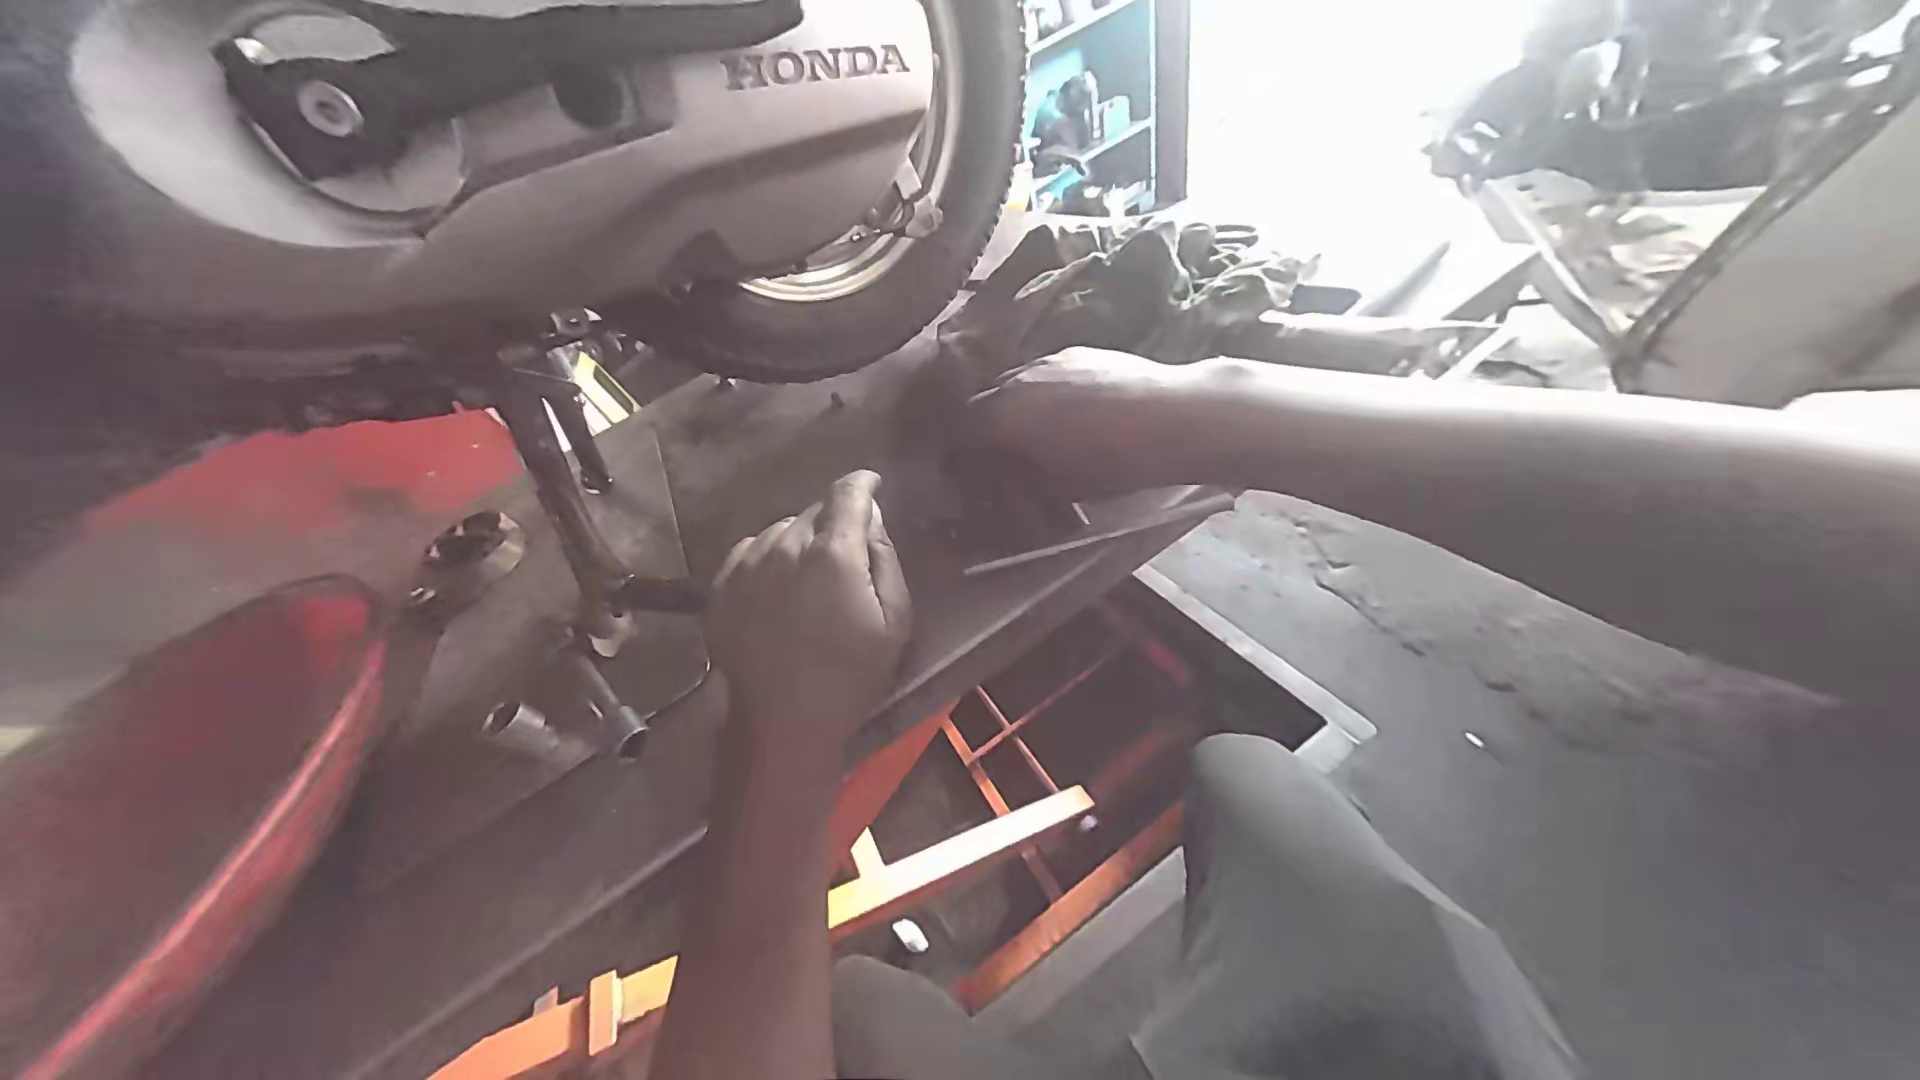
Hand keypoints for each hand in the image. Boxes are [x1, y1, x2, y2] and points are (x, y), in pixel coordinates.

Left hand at [707, 471, 911, 752]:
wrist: (783, 722)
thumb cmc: (852, 674)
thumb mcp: (894, 618)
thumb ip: (885, 557)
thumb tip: (870, 518)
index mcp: (832, 552)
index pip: (847, 493)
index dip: (864, 484)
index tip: (872, 485)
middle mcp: (783, 546)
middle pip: (814, 512)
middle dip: (835, 522)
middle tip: (847, 555)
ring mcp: (746, 565)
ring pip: (782, 531)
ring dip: (802, 542)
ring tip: (811, 577)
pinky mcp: (721, 586)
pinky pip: (752, 551)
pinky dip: (770, 558)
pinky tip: (779, 588)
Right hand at [968, 347, 1211, 494]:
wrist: (1174, 417)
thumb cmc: (1112, 463)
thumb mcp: (1057, 487)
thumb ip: (1018, 477)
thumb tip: (1001, 475)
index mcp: (1002, 416)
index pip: (959, 431)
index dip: (960, 453)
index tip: (969, 469)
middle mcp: (1016, 379)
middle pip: (982, 401)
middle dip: (984, 427)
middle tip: (1001, 451)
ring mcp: (1047, 360)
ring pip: (1013, 382)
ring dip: (1014, 406)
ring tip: (1038, 430)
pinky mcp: (1078, 351)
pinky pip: (1044, 373)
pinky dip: (1043, 392)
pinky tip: (1071, 410)